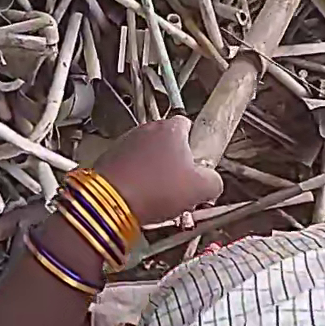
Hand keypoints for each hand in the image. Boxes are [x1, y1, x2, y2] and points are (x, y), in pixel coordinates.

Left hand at [93, 116, 222, 226]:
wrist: (111, 200)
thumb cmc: (155, 189)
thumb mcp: (201, 189)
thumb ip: (214, 181)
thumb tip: (212, 182)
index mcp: (171, 129)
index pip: (188, 125)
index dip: (195, 144)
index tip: (197, 163)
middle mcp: (146, 128)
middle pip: (167, 141)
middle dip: (174, 161)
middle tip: (180, 184)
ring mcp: (126, 141)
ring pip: (148, 154)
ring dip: (154, 170)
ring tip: (159, 195)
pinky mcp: (110, 156)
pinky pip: (130, 165)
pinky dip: (136, 177)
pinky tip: (140, 196)